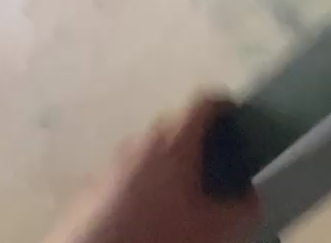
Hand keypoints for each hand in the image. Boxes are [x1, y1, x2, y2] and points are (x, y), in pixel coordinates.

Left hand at [45, 95, 259, 242]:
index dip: (225, 106)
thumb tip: (252, 195)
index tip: (236, 121)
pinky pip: (114, 178)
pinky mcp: (78, 197)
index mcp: (175, 141)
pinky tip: (136, 217)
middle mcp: (138, 144)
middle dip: (190, 138)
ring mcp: (104, 170)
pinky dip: (129, 187)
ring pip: (140, 151)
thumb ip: (245, 204)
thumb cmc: (158, 238)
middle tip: (206, 164)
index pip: (206, 100)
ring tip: (169, 194)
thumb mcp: (217, 227)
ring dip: (157, 162)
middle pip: (171, 124)